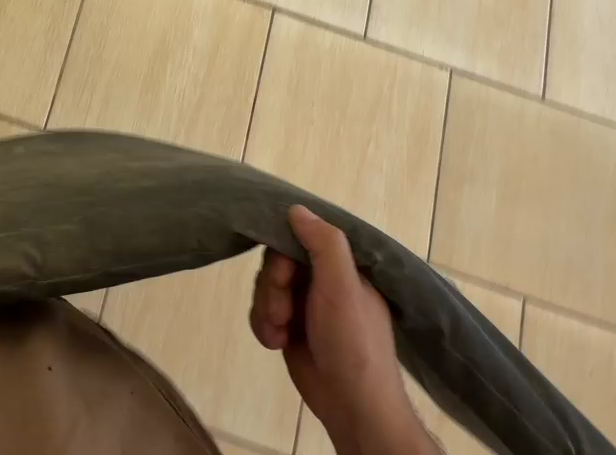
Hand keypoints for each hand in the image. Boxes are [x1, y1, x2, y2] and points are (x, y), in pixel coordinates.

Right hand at [250, 207, 434, 454]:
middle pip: (276, 262)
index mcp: (341, 265)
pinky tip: (276, 342)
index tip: (284, 276)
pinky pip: (262, 311)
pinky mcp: (290, 327)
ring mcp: (304, 304)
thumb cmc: (353, 344)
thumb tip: (295, 208)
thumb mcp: (343, 288)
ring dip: (265, 310)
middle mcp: (322, 280)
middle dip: (272, 288)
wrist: (352, 408)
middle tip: (283, 312)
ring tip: (280, 334)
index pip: (297, 237)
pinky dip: (263, 326)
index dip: (282, 255)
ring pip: (265, 286)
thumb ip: (324, 245)